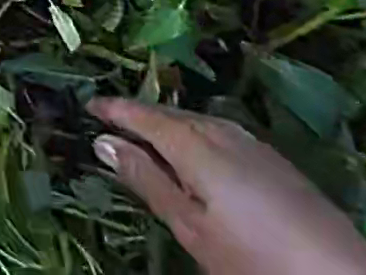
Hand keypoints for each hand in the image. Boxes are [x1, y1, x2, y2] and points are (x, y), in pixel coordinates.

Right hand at [87, 98, 365, 274]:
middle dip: (139, 114)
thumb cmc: (257, 263)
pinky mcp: (277, 162)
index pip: (142, 114)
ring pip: (196, 121)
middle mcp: (220, 131)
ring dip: (168, 124)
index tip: (87, 106)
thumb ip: (147, 181)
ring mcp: (253, 144)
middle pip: (169, 114)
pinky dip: (196, 135)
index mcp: (193, 143)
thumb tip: (104, 142)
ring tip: (148, 137)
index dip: (113, 109)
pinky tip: (197, 154)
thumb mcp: (192, 229)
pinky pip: (220, 132)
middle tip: (111, 122)